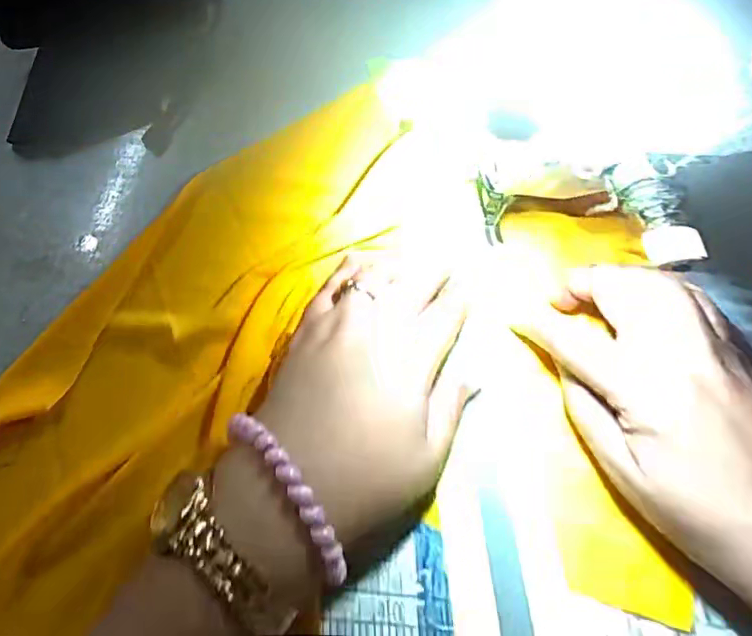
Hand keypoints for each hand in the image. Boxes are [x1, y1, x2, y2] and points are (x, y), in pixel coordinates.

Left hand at [211, 255, 472, 607]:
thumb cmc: (364, 482)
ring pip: (369, 280)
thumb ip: (450, 410)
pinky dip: (347, 270)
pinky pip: (329, 287)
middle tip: (444, 265)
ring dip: (393, 267)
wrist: (281, 491)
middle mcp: (375, 333)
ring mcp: (336, 328)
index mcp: (409, 364)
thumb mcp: (425, 462)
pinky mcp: (305, 332)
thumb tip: (471, 375)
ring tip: (406, 262)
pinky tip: (356, 261)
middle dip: (431, 274)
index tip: (467, 285)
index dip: (457, 299)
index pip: (442, 319)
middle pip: (408, 289)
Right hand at [512, 265, 751, 635]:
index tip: (516, 314)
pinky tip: (645, 303)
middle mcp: (676, 343)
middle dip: (578, 285)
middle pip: (617, 286)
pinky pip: (685, 290)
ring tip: (596, 298)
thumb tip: (564, 365)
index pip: (575, 338)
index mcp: (643, 384)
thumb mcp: (626, 475)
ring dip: (616, 280)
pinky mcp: (734, 338)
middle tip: (559, 302)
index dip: (539, 323)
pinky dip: (654, 285)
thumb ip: (586, 410)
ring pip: (651, 278)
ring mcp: (710, 335)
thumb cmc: (702, 514)